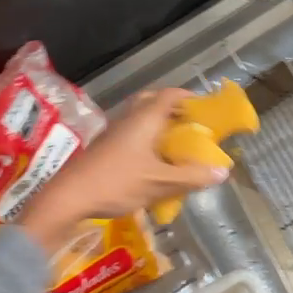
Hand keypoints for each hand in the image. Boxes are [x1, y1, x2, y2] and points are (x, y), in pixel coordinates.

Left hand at [20, 88, 228, 251]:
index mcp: (145, 118)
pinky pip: (131, 135)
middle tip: (190, 124)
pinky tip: (154, 163)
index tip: (206, 108)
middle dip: (173, 110)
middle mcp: (129, 118)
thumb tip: (222, 171)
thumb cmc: (116, 182)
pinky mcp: (105, 147)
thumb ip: (192, 176)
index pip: (170, 95)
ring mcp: (114, 132)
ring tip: (177, 145)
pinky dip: (146, 141)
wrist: (69, 197)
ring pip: (140, 119)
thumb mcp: (159, 183)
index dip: (190, 98)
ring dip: (159, 126)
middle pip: (153, 102)